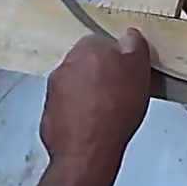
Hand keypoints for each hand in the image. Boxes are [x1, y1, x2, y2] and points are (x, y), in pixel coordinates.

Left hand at [41, 30, 155, 178]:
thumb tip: (128, 35)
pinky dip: (79, 109)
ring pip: (76, 82)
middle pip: (86, 61)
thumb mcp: (140, 68)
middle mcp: (64, 66)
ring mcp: (51, 91)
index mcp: (86, 49)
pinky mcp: (46, 115)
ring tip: (109, 106)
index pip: (100, 40)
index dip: (116, 53)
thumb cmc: (118, 104)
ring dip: (89, 89)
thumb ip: (135, 45)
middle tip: (121, 85)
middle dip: (100, 70)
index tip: (127, 67)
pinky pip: (67, 105)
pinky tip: (95, 121)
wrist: (89, 150)